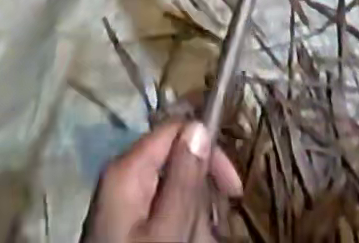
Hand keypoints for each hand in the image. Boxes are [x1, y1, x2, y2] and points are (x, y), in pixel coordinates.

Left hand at [83, 121, 242, 242]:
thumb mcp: (165, 234)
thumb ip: (184, 180)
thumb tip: (200, 126)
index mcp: (128, 168)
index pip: (176, 131)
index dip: (209, 152)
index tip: (234, 191)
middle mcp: (125, 177)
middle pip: (178, 167)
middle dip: (200, 203)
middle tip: (206, 236)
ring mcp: (125, 204)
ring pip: (175, 197)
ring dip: (193, 225)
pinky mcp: (129, 227)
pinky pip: (163, 219)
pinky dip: (179, 233)